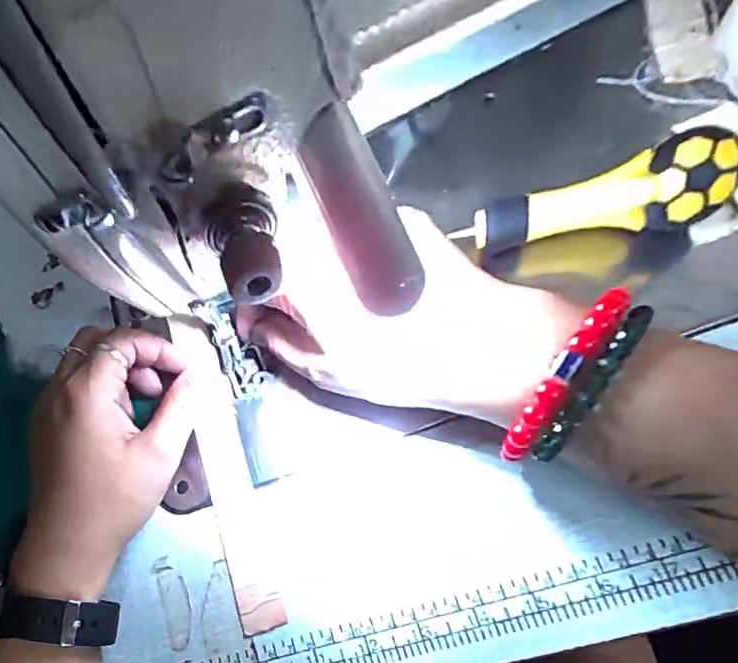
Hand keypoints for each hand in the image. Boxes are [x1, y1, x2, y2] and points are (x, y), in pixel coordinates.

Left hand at [11, 326, 202, 600]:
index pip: (121, 341)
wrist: (69, 541)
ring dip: (119, 369)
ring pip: (83, 362)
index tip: (184, 371)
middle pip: (95, 341)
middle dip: (136, 352)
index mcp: (86, 391)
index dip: (158, 347)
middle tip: (163, 384)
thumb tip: (193, 379)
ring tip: (148, 403)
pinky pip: (74, 385)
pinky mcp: (45, 423)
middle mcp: (59, 389)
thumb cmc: (117, 499)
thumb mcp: (160, 454)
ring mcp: (47, 405)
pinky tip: (123, 420)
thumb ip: (179, 408)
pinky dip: (102, 387)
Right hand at [236, 207, 581, 427]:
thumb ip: (284, 343)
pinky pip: (359, 231)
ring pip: (322, 233)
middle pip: (285, 244)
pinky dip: (353, 254)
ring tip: (340, 306)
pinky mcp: (405, 217)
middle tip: (297, 318)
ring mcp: (367, 218)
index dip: (253, 297)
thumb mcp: (333, 370)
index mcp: (305, 270)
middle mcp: (331, 231)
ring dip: (317, 264)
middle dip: (284, 279)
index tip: (257, 320)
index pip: (258, 270)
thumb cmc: (405, 365)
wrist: (484, 342)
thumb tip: (258, 325)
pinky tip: (374, 288)